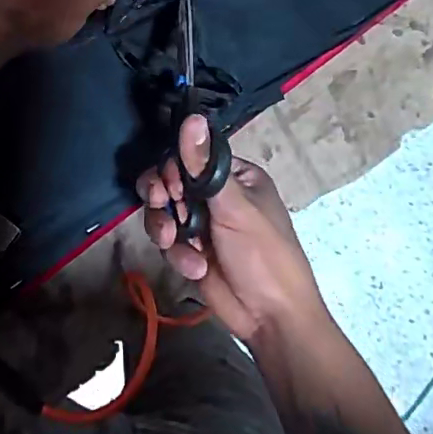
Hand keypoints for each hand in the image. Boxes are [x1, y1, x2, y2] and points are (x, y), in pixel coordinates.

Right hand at [137, 115, 334, 345]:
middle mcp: (217, 195)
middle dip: (162, 198)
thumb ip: (205, 165)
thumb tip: (191, 117)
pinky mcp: (190, 250)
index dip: (174, 168)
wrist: (270, 316)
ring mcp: (202, 224)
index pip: (192, 156)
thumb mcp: (234, 207)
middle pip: (170, 182)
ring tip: (174, 242)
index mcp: (236, 176)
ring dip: (165, 228)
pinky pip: (167, 241)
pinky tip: (195, 267)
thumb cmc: (263, 253)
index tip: (169, 185)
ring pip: (163, 212)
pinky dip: (177, 254)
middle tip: (163, 207)